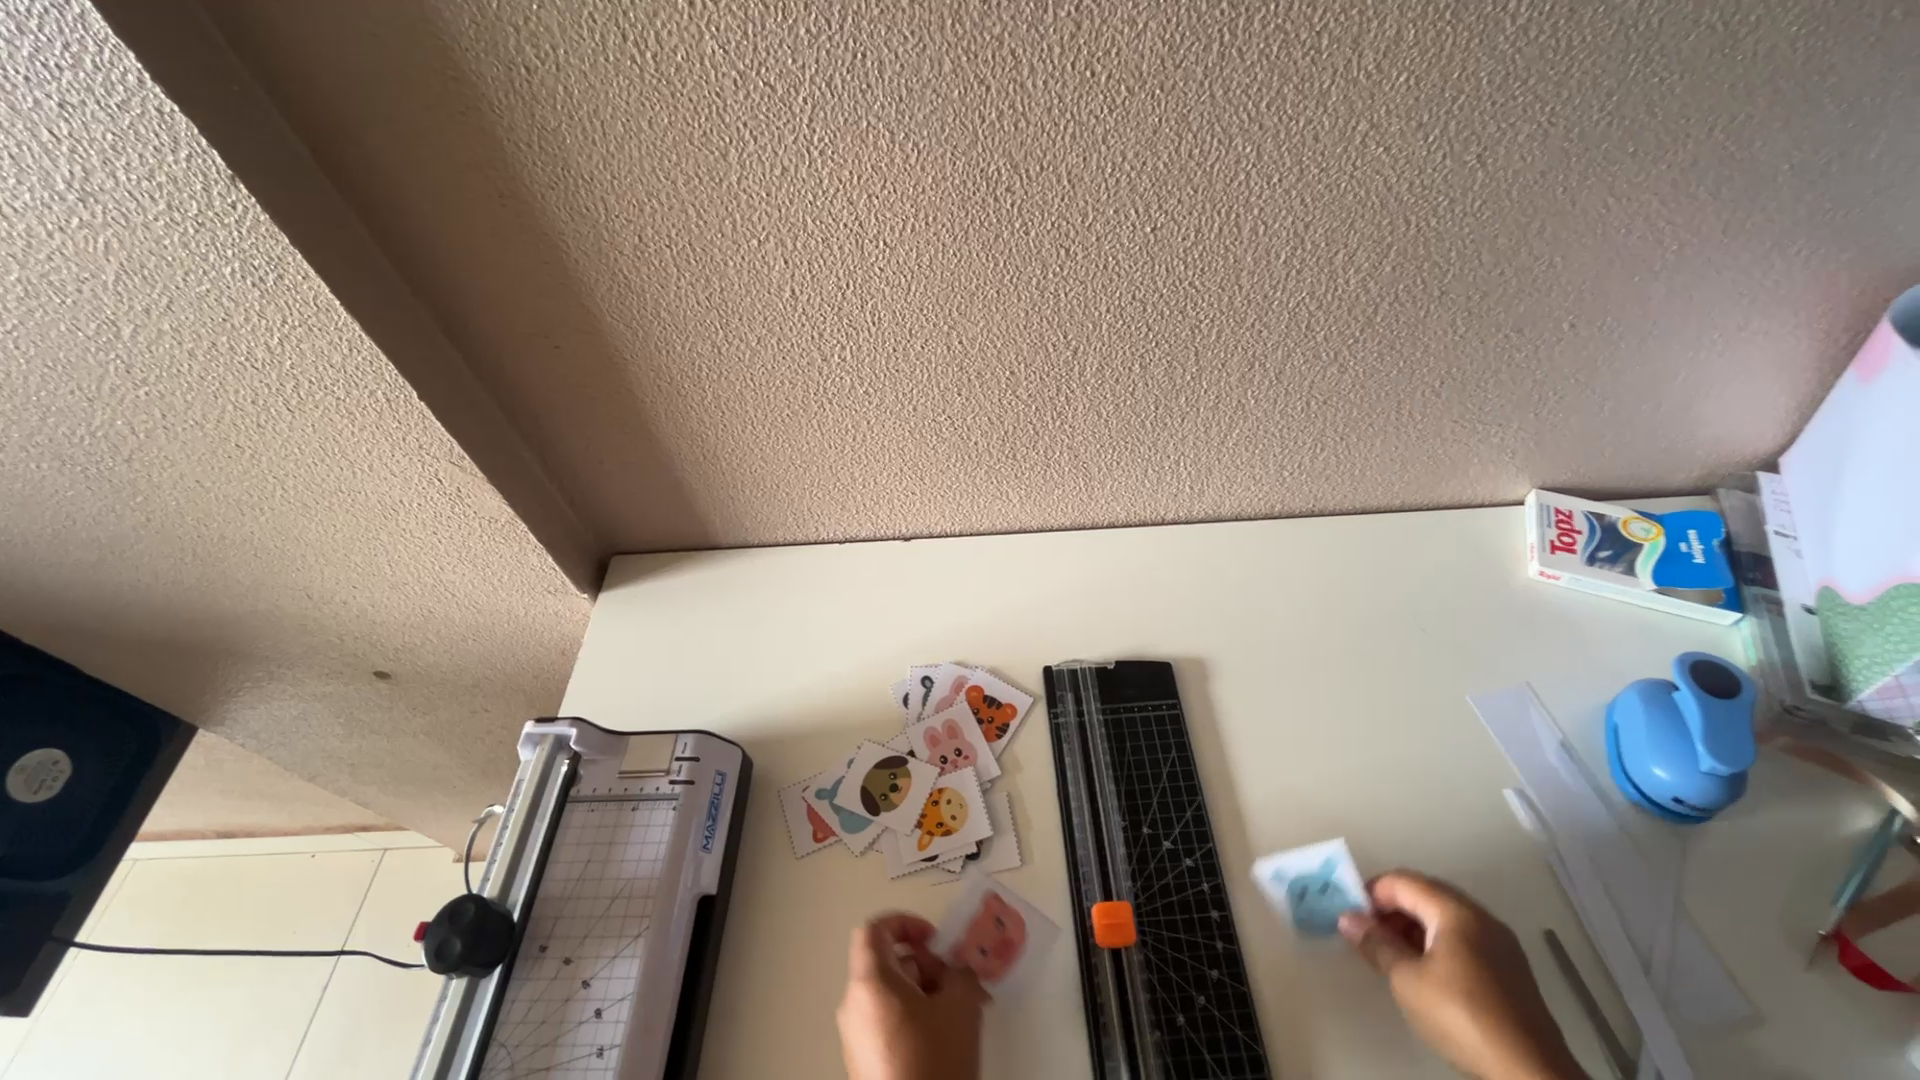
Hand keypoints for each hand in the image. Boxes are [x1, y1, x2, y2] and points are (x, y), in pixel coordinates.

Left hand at [837, 913, 986, 1079]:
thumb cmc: (933, 1061)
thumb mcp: (960, 1007)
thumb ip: (961, 973)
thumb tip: (958, 969)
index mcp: (870, 982)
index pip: (875, 930)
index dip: (905, 923)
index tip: (934, 939)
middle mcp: (854, 1004)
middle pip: (885, 962)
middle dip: (925, 964)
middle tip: (956, 982)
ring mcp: (855, 1036)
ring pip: (889, 993)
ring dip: (925, 991)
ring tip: (960, 1012)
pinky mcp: (863, 1061)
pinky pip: (886, 1020)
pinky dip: (913, 1015)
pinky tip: (944, 1037)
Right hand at [1339, 870, 1583, 1079]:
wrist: (1528, 1071)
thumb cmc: (1461, 1015)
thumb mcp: (1406, 979)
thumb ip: (1375, 943)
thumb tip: (1348, 918)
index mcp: (1457, 911)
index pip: (1403, 881)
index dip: (1370, 892)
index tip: (1351, 917)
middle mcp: (1482, 918)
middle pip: (1426, 895)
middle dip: (1391, 909)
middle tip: (1367, 935)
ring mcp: (1500, 944)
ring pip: (1445, 918)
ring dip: (1412, 927)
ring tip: (1390, 955)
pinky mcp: (1509, 970)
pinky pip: (1463, 940)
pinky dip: (1435, 944)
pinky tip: (1424, 972)